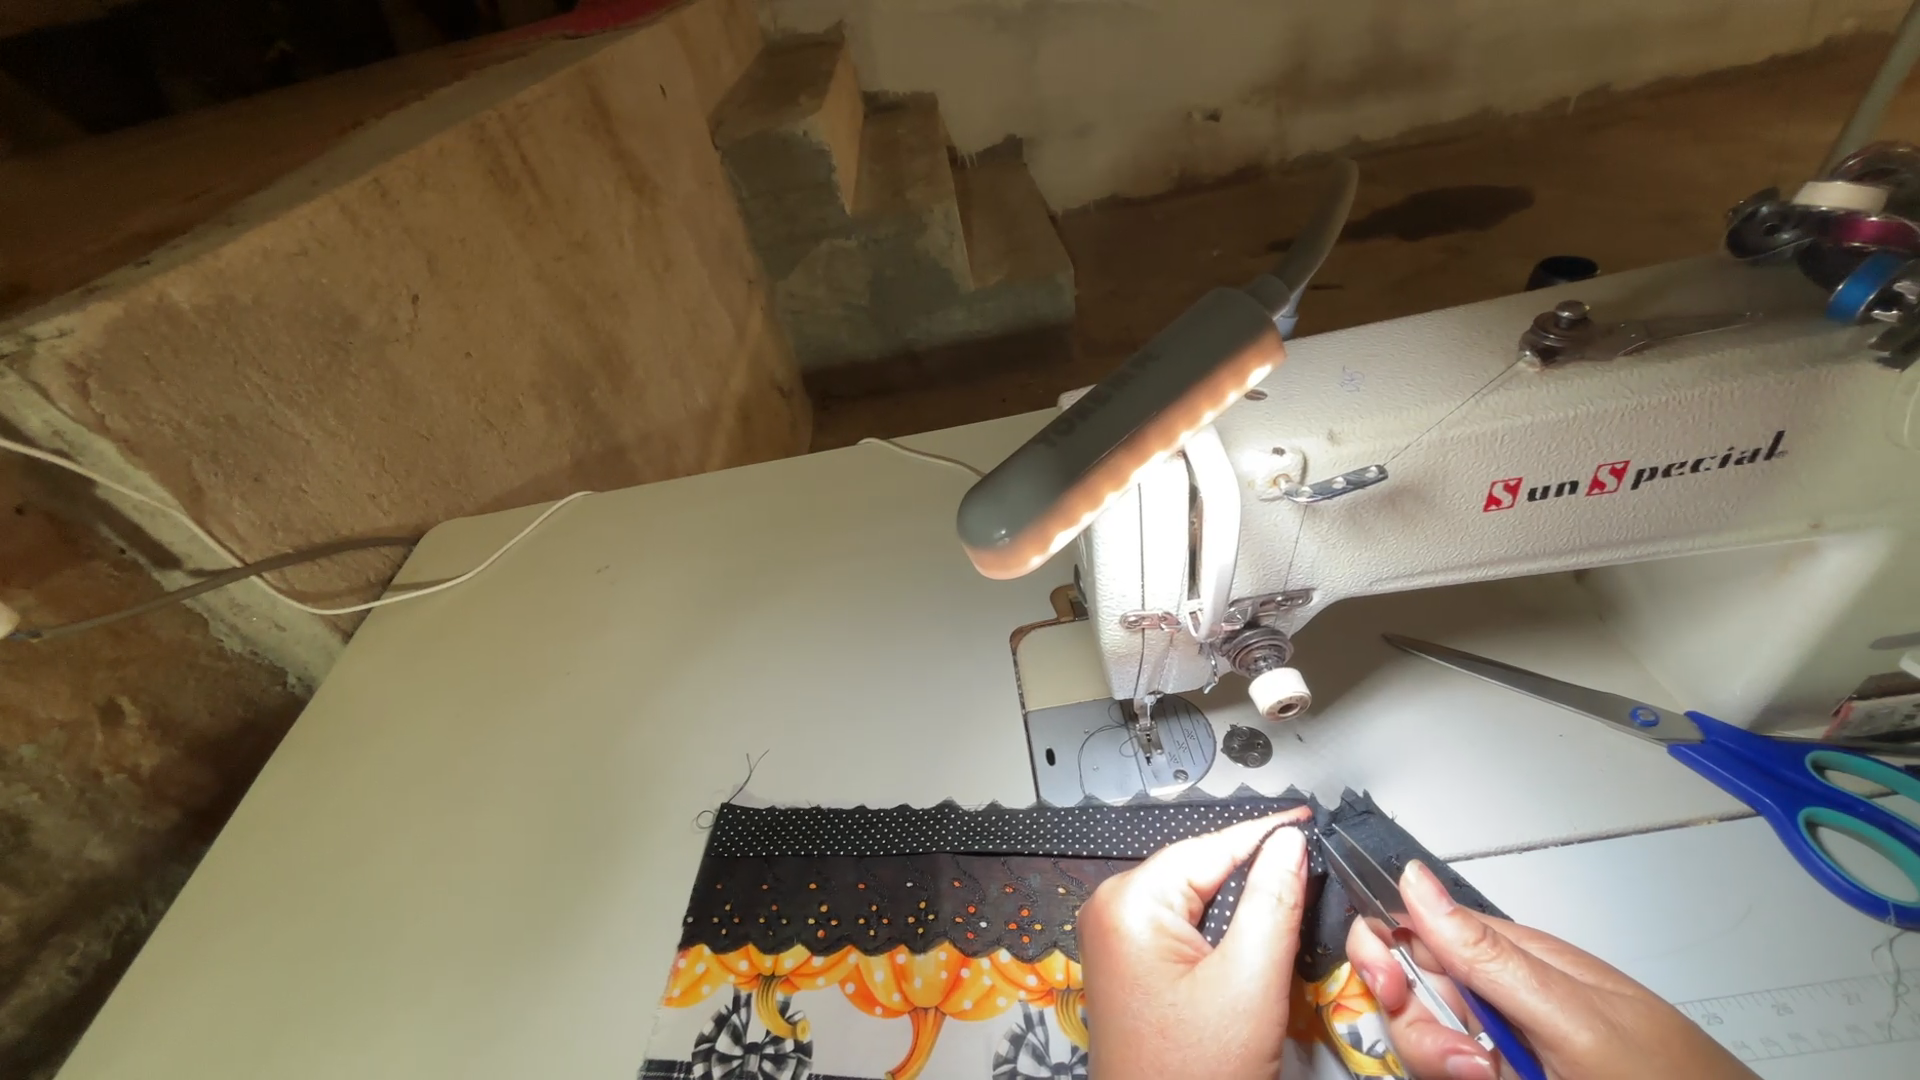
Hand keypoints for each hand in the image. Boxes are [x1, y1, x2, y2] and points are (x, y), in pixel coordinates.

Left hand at [1078, 809, 1312, 1079]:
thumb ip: (1272, 903)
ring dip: (1236, 890)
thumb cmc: (1198, 1074)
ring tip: (1287, 877)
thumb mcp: (1249, 985)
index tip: (1306, 816)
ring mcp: (1113, 934)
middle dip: (1250, 861)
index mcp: (1129, 900)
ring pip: (1189, 895)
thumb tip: (1288, 841)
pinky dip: (1216, 919)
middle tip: (1306, 850)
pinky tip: (1248, 918)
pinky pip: (1177, 921)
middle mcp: (1111, 906)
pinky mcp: (1125, 960)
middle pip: (1195, 868)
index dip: (1262, 831)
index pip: (1206, 847)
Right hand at [1345, 861, 1758, 1079]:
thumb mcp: (1575, 1020)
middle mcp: (1496, 997)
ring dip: (1440, 1065)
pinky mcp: (1503, 1078)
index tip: (1388, 989)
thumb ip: (1486, 954)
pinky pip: (1449, 1073)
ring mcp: (1503, 1049)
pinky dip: (1454, 1078)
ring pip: (1424, 1043)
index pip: (1408, 924)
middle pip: (1406, 992)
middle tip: (1469, 1067)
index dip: (1379, 948)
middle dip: (1418, 1030)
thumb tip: (1410, 874)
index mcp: (1507, 957)